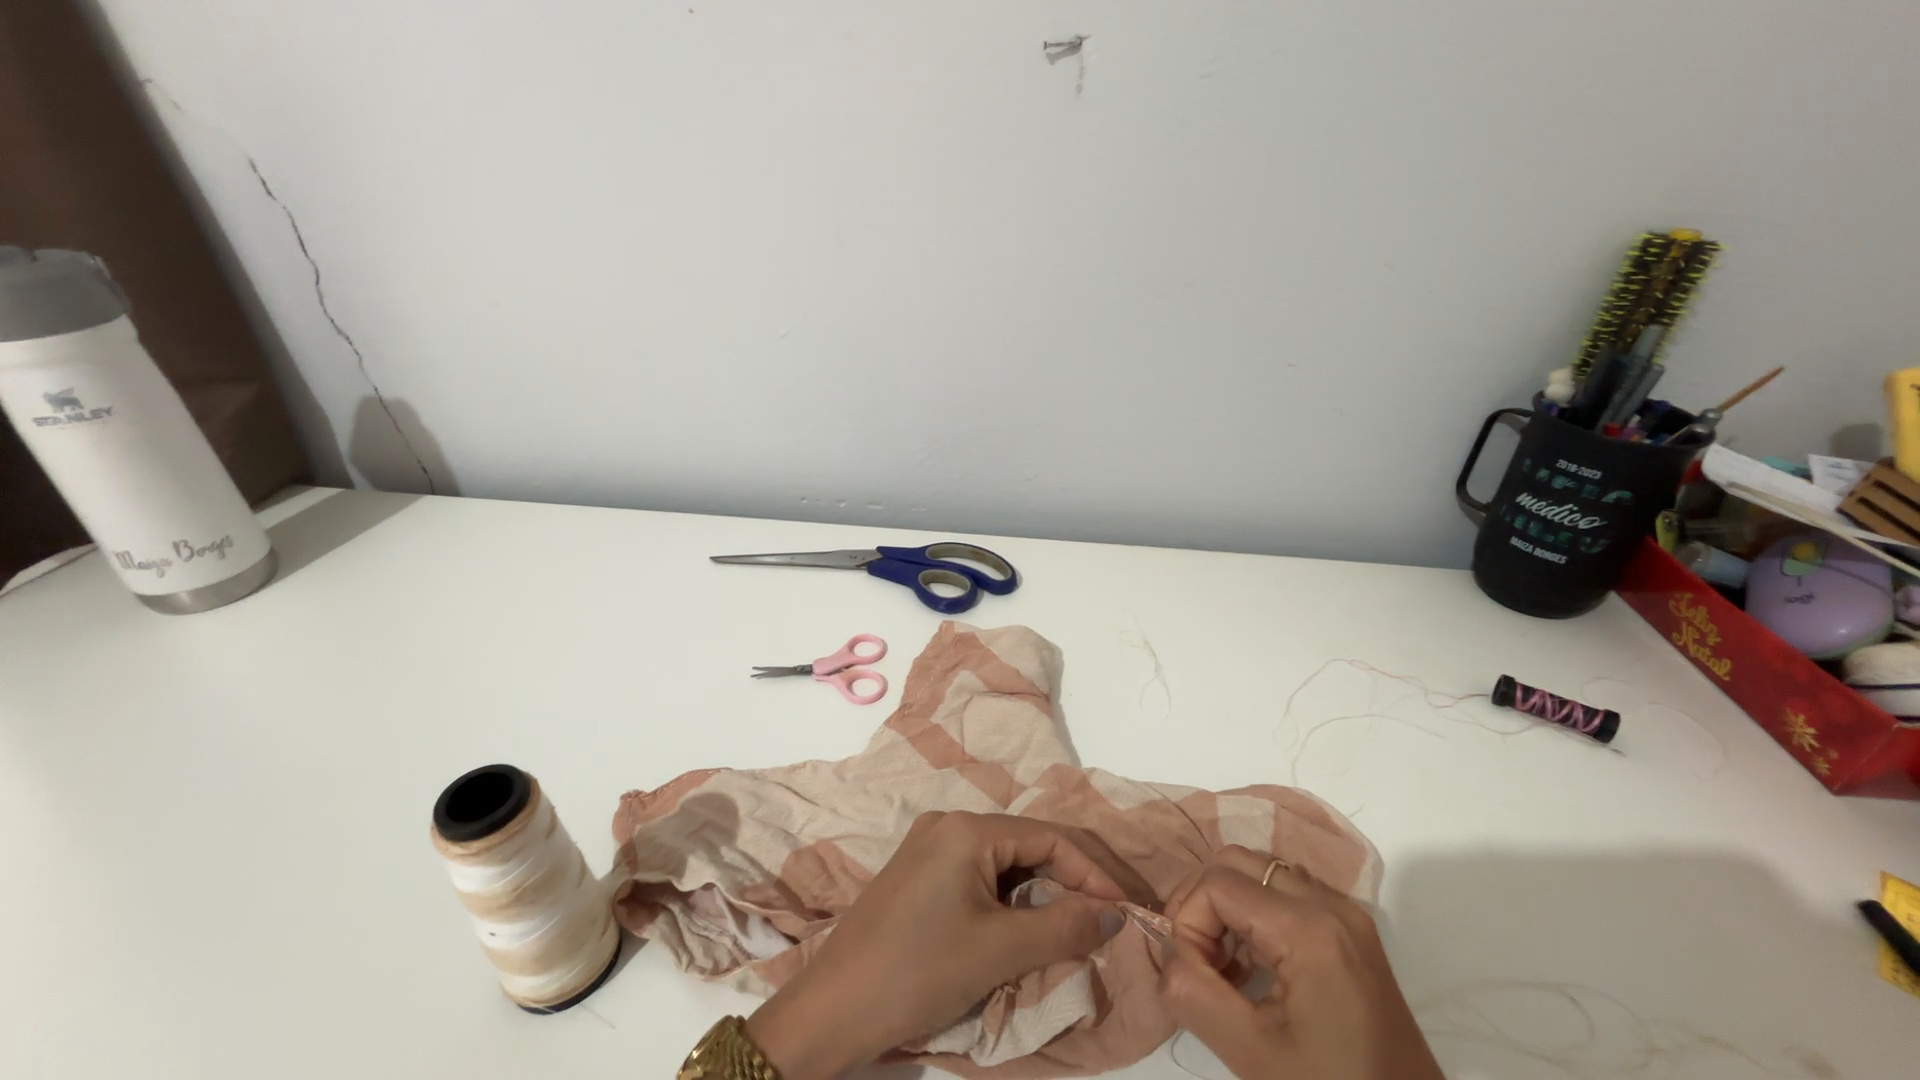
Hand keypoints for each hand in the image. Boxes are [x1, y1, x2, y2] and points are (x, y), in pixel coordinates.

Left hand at [745, 812, 1129, 1079]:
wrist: (833, 1010)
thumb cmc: (918, 971)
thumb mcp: (999, 950)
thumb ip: (1065, 926)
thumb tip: (1116, 913)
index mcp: (966, 829)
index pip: (1051, 838)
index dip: (1095, 874)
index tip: (1128, 913)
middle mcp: (948, 825)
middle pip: (1030, 844)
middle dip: (1075, 880)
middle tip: (1113, 918)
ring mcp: (930, 849)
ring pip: (1008, 863)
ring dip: (1047, 892)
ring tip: (1081, 925)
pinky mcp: (920, 877)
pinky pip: (983, 878)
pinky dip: (1015, 901)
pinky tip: (1033, 926)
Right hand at [1158, 846, 1442, 1079]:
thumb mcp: (1250, 1052)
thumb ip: (1191, 992)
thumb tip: (1167, 952)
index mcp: (1309, 928)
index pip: (1216, 883)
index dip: (1187, 922)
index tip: (1190, 974)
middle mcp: (1332, 904)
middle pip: (1238, 861)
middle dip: (1202, 904)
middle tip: (1197, 961)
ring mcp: (1347, 916)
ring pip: (1262, 873)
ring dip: (1228, 908)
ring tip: (1223, 969)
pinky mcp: (1353, 934)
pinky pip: (1287, 895)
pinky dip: (1255, 916)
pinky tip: (1252, 969)